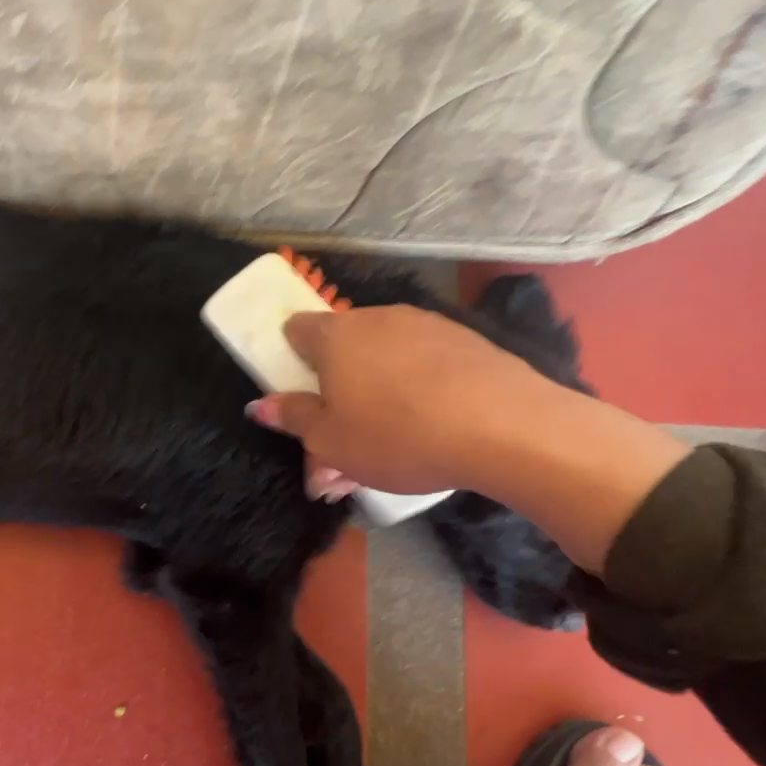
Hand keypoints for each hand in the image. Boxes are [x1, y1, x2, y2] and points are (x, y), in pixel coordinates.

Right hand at [249, 305, 689, 573]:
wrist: (506, 428)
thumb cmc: (396, 436)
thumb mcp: (330, 441)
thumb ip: (294, 419)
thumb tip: (259, 405)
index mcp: (335, 336)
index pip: (296, 329)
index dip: (289, 357)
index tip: (297, 391)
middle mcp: (378, 318)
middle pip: (343, 347)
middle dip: (336, 387)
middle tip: (339, 437)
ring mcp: (428, 326)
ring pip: (386, 360)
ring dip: (377, 394)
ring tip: (386, 447)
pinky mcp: (470, 343)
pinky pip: (425, 367)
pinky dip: (417, 392)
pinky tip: (429, 431)